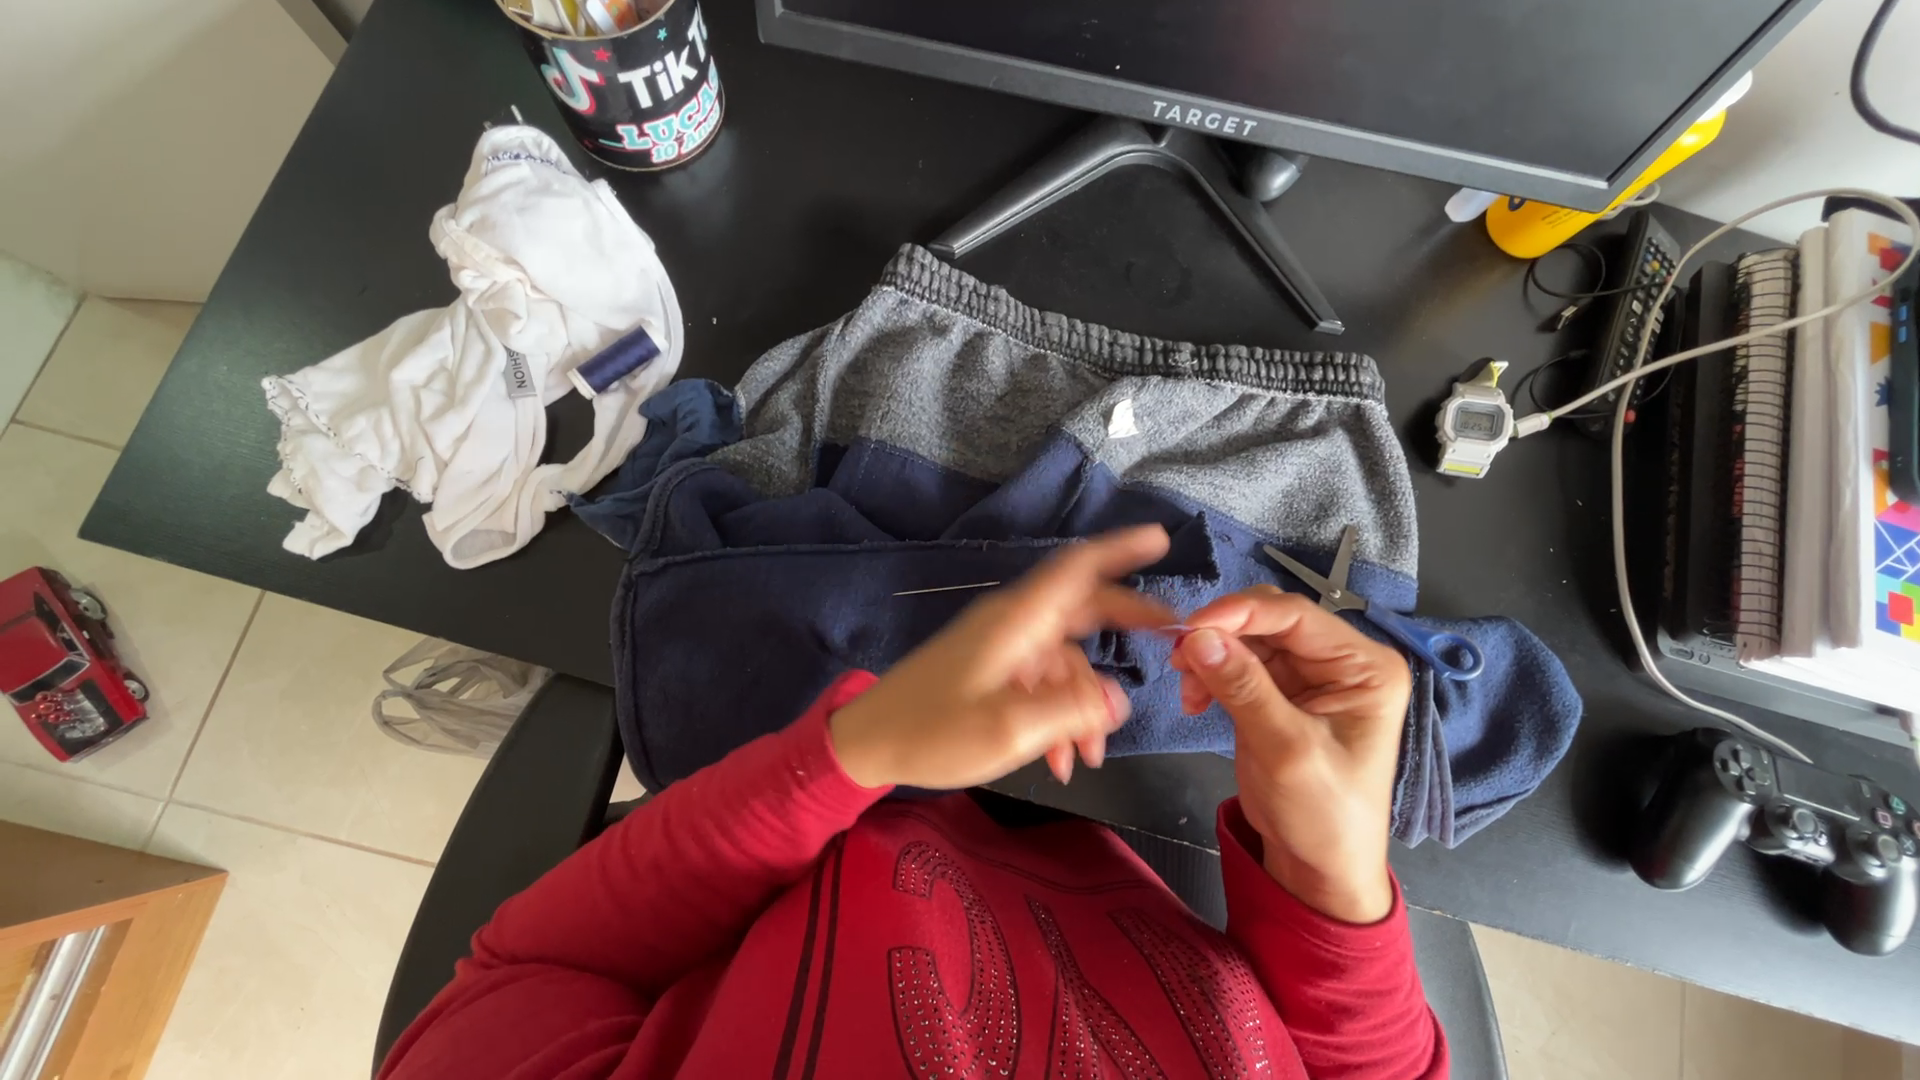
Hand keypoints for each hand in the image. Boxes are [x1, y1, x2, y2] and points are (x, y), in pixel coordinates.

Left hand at [829, 526, 1177, 790]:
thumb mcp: (1008, 730)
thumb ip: (1069, 711)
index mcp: (1016, 621)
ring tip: (1087, 758)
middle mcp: (1011, 622)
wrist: (867, 743)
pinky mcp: (988, 669)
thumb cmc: (932, 732)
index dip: (1119, 549)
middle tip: (1168, 640)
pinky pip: (1037, 682)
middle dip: (1124, 627)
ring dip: (1081, 705)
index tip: (1160, 539)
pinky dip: (1054, 715)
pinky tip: (1057, 760)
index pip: (1076, 568)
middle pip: (1080, 610)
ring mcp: (998, 645)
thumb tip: (1118, 696)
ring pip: (1062, 661)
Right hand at [1172, 586, 1411, 922]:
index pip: (1295, 615)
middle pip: (1268, 619)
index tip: (1188, 629)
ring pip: (1245, 637)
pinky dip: (1210, 673)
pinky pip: (1236, 662)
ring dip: (1210, 656)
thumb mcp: (1285, 749)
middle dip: (1220, 634)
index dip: (1239, 613)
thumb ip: (1243, 687)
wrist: (1318, 866)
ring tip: (1188, 691)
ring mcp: (1307, 675)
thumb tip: (1195, 637)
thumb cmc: (1322, 813)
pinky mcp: (1278, 691)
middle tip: (1179, 659)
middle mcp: (1339, 660)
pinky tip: (1194, 700)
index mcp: (1364, 665)